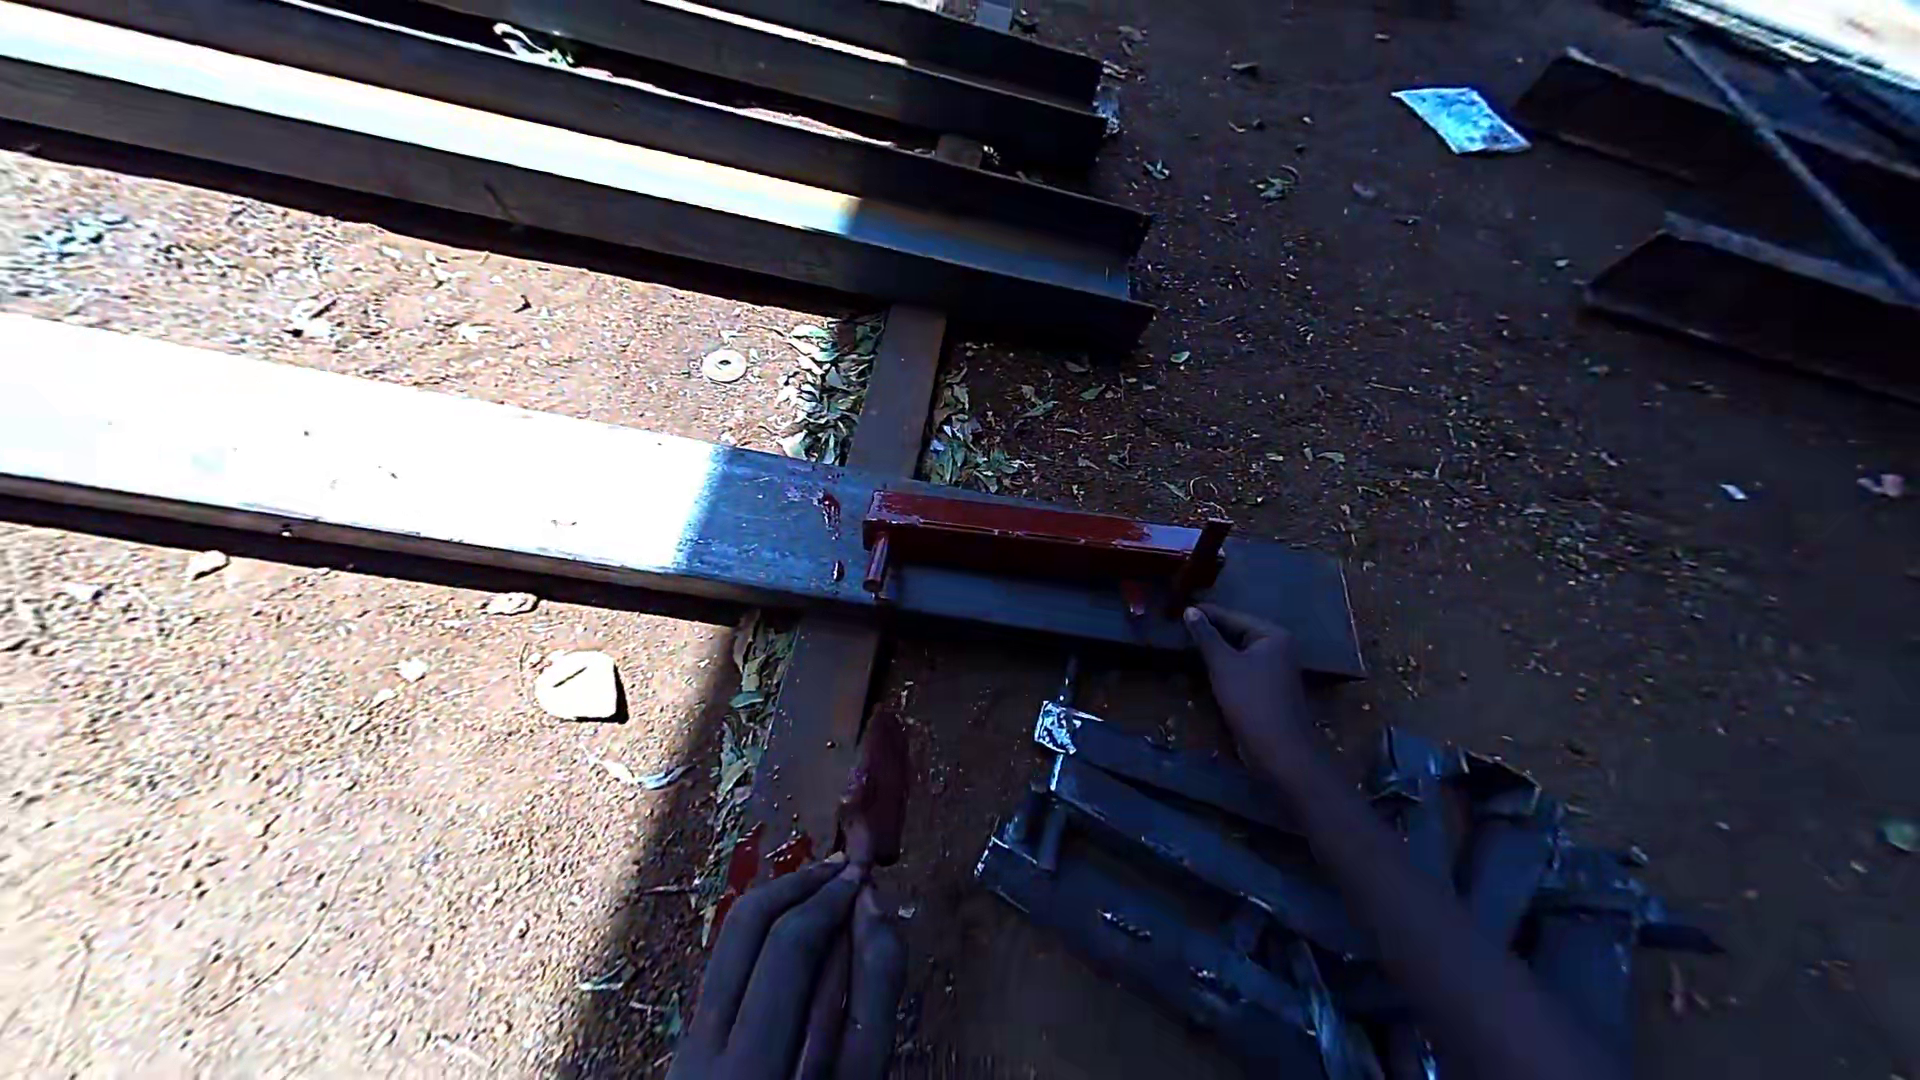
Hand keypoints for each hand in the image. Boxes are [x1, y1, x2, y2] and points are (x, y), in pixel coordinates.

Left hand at [670, 861, 905, 1079]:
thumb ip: (874, 989)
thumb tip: (870, 900)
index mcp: (754, 1071)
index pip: (790, 949)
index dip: (831, 898)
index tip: (865, 874)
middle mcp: (706, 1053)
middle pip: (750, 927)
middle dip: (805, 885)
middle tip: (846, 868)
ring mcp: (688, 1048)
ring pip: (731, 935)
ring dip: (782, 896)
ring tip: (824, 882)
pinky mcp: (686, 1043)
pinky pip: (727, 961)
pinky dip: (767, 928)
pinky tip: (799, 925)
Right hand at [1183, 604, 1317, 781]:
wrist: (1278, 749)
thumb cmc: (1250, 700)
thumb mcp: (1223, 664)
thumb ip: (1206, 636)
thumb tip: (1190, 610)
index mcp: (1272, 635)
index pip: (1232, 616)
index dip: (1205, 613)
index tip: (1178, 609)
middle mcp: (1277, 646)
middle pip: (1237, 631)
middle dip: (1209, 630)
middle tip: (1177, 625)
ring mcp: (1274, 667)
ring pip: (1237, 649)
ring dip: (1213, 647)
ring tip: (1184, 641)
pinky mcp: (1267, 685)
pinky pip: (1241, 665)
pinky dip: (1222, 663)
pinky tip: (1202, 663)